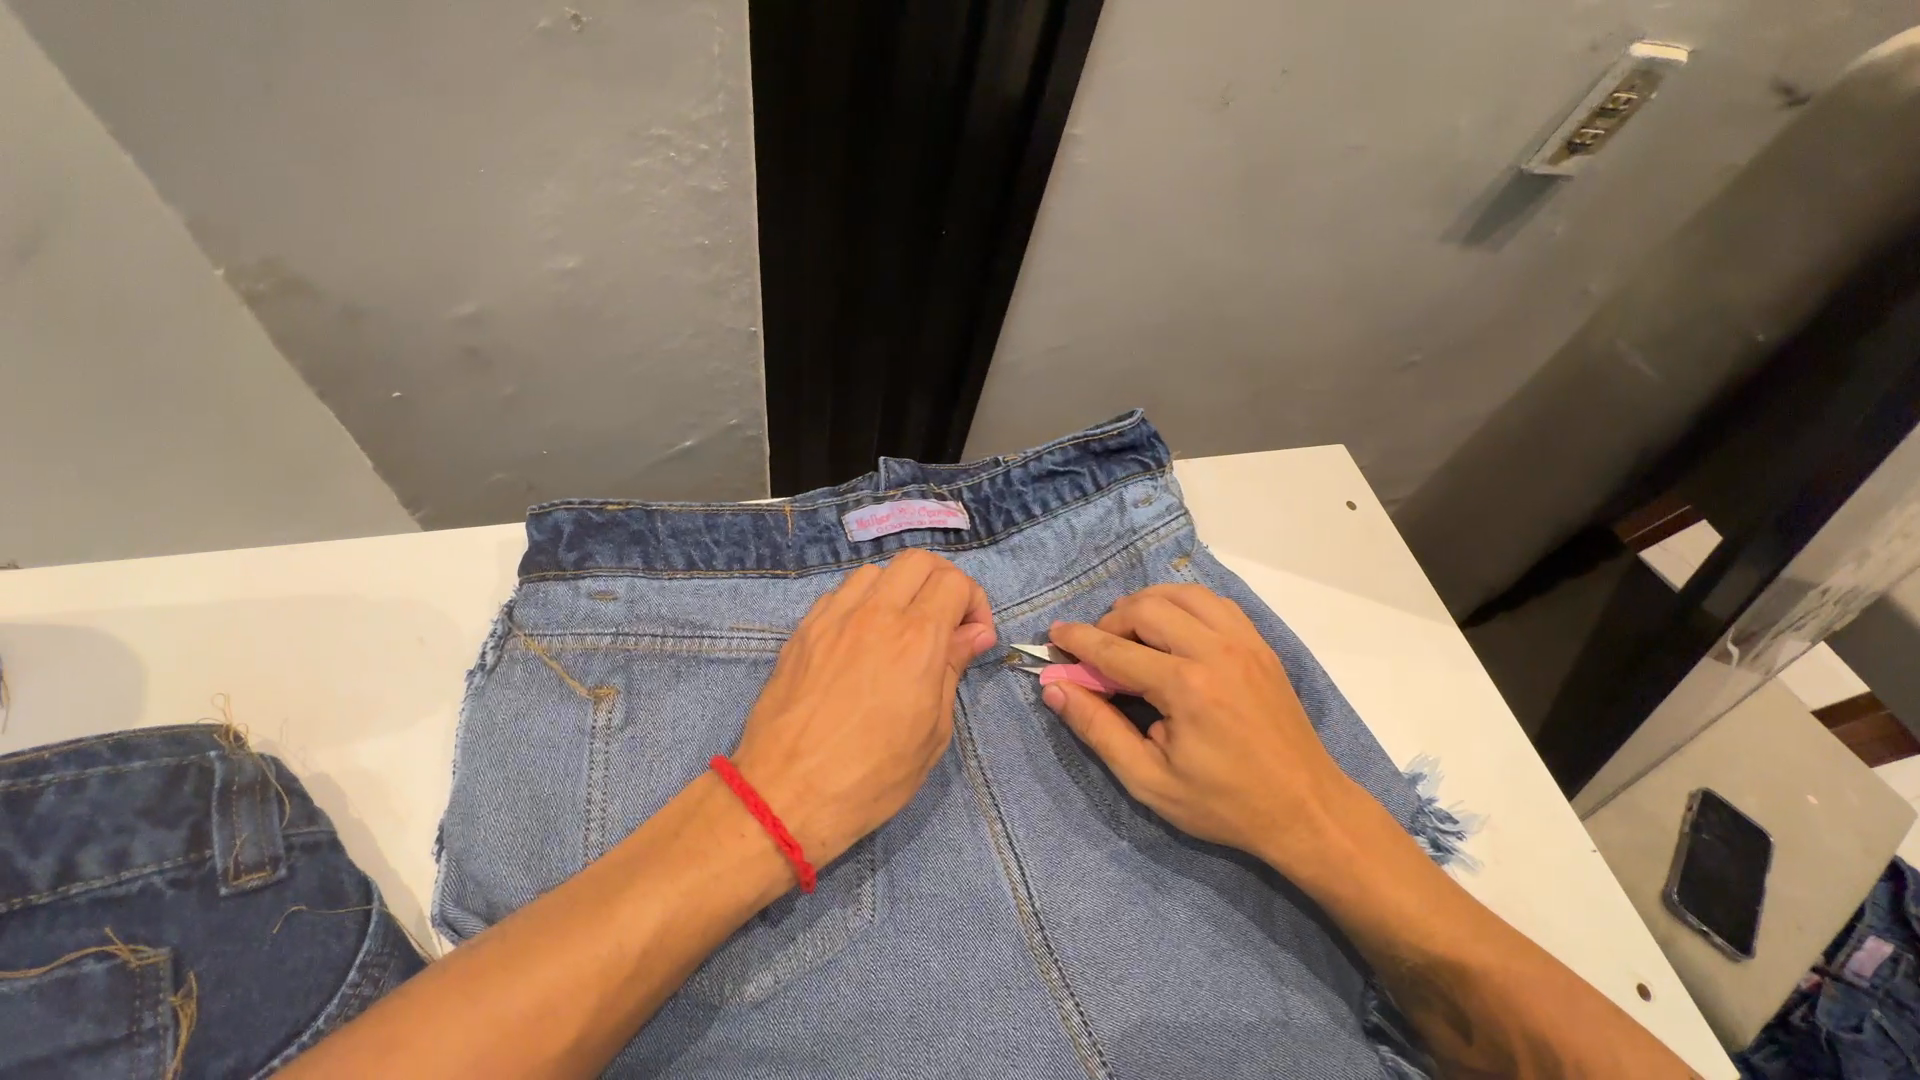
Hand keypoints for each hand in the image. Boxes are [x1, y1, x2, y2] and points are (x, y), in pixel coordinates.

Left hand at [731, 550, 996, 868]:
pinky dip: (862, 604)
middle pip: (918, 561)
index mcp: (916, 638)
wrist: (787, 794)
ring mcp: (833, 618)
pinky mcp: (803, 631)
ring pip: (876, 572)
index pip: (954, 582)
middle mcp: (875, 614)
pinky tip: (861, 641)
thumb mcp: (932, 732)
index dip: (974, 603)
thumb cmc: (872, 776)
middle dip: (942, 583)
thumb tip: (974, 634)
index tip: (973, 638)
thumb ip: (953, 669)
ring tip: (901, 630)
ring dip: (899, 590)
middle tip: (945, 623)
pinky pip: (839, 595)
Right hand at [1045, 584, 1363, 867]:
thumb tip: (1056, 689)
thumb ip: (1098, 729)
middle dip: (1110, 621)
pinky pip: (1215, 603)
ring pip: (1182, 594)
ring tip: (1131, 633)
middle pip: (1146, 608)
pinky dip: (1184, 605)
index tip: (1054, 635)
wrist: (1306, 809)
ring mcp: (1244, 642)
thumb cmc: (1223, 803)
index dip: (1077, 641)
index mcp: (1185, 687)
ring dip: (1147, 604)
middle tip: (1096, 648)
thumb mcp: (1149, 780)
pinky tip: (1174, 631)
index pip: (1114, 650)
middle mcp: (1215, 650)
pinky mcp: (1261, 645)